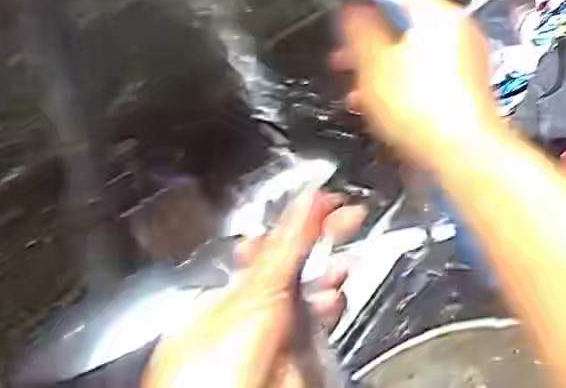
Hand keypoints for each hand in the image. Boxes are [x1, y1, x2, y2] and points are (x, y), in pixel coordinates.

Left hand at [143, 190, 365, 387]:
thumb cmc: (213, 369)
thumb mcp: (256, 291)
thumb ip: (289, 242)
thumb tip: (310, 195)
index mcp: (215, 298)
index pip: (264, 245)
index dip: (298, 221)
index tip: (328, 199)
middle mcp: (244, 313)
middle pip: (295, 261)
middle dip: (325, 238)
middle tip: (352, 217)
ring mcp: (273, 332)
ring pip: (314, 286)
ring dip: (332, 271)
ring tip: (341, 267)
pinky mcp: (301, 348)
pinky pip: (326, 312)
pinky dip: (336, 301)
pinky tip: (335, 299)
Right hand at [331, 0, 499, 167]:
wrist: (459, 145)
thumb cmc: (418, 104)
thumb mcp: (373, 64)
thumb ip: (360, 30)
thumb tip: (352, 6)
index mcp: (441, 15)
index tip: (342, 14)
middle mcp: (460, 28)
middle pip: (408, 20)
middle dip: (371, 37)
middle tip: (342, 54)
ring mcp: (467, 53)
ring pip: (416, 46)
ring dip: (381, 61)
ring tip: (354, 84)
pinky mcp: (466, 78)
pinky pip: (428, 67)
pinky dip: (401, 77)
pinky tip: (377, 101)